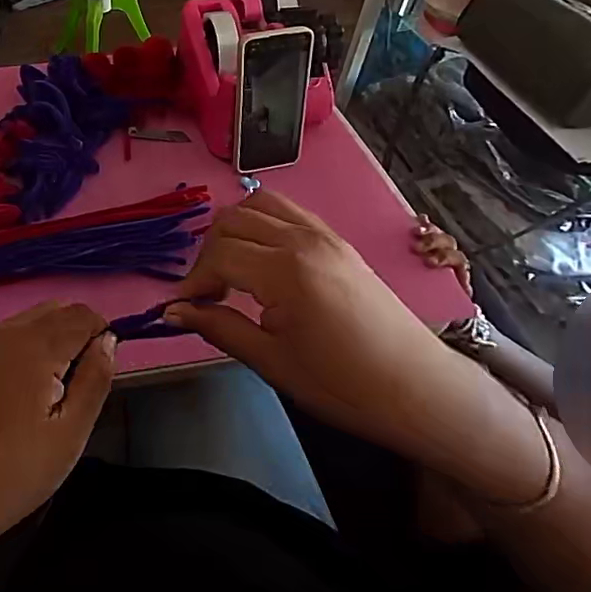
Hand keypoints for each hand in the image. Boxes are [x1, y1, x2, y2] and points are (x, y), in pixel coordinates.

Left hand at [0, 302, 114, 591]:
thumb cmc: (14, 474)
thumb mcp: (71, 434)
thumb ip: (96, 378)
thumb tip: (108, 340)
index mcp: (34, 348)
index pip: (82, 316)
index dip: (100, 335)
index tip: (98, 368)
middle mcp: (3, 331)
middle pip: (54, 310)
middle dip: (73, 335)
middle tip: (70, 385)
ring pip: (26, 319)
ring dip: (43, 340)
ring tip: (37, 392)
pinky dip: (14, 349)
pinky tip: (6, 391)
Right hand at [165, 192, 548, 499]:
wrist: (416, 387)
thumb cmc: (343, 384)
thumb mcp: (273, 362)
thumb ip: (219, 327)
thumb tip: (174, 312)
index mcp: (286, 270)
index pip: (219, 254)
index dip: (193, 280)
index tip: (185, 308)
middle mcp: (303, 238)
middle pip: (234, 220)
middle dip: (209, 252)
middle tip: (207, 294)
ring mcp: (324, 234)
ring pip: (260, 204)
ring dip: (235, 229)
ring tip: (231, 271)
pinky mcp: (337, 240)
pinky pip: (289, 212)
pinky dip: (263, 223)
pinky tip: (263, 259)